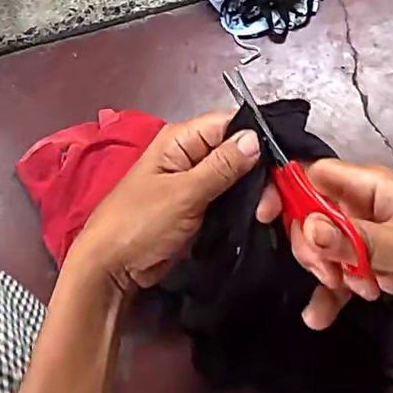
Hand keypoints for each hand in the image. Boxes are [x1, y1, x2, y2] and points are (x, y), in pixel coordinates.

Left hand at [67, 111, 262, 293]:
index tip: (282, 159)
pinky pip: (230, 197)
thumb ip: (222, 165)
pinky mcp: (200, 206)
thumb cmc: (140, 223)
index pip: (228, 123)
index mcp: (181, 139)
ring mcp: (195, 180)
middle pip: (237, 150)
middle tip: (273, 201)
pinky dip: (245, 206)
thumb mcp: (184, 193)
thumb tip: (255, 137)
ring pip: (238, 175)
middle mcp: (190, 153)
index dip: (256, 136)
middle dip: (258, 171)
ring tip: (267, 213)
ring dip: (254, 192)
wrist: (111, 270)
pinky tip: (260, 217)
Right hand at [284, 160, 392, 342]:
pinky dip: (333, 294)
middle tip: (329, 272)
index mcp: (375, 186)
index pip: (317, 175)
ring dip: (325, 272)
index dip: (288, 189)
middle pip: (315, 213)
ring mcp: (376, 239)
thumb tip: (307, 225)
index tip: (265, 215)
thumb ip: (359, 240)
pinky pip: (346, 276)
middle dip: (311, 242)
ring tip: (346, 295)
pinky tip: (322, 317)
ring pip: (328, 247)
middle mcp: (369, 208)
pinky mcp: (385, 269)